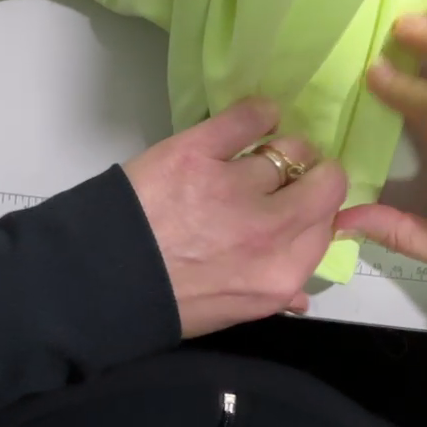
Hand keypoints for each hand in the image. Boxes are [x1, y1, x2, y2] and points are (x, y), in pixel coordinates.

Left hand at [125, 98, 348, 337]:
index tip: (299, 201)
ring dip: (282, 147)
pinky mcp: (198, 152)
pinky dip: (258, 113)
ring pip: (289, 149)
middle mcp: (269, 230)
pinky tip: (258, 116)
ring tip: (262, 150)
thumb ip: (272, 297)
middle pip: (324, 182)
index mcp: (280, 274)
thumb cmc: (166, 301)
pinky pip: (249, 118)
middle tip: (289, 173)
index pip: (328, 225)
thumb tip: (299, 293)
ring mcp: (234, 188)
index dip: (315, 209)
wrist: (98, 280)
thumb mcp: (229, 312)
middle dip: (314, 173)